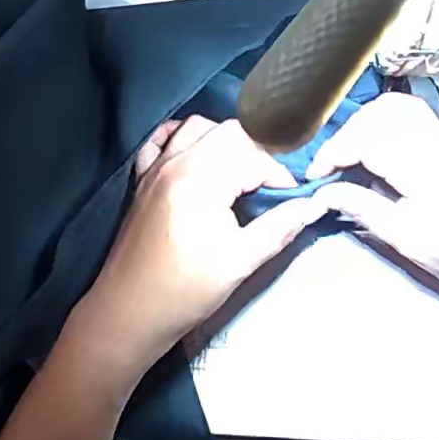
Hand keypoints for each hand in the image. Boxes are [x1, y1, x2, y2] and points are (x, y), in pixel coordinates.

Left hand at [63, 116, 324, 384]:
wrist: (128, 311)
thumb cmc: (183, 291)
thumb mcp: (238, 263)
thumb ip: (277, 229)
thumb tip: (310, 206)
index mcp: (198, 179)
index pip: (250, 155)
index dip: (278, 174)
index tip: (292, 196)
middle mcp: (174, 163)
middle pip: (226, 132)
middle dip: (255, 152)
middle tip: (270, 185)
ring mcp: (154, 168)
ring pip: (196, 127)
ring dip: (224, 140)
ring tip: (240, 172)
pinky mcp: (141, 179)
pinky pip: (161, 139)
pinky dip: (182, 136)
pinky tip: (196, 154)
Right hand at [306, 92, 438, 307]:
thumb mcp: (406, 238)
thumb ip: (361, 207)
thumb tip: (324, 193)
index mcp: (423, 165)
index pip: (365, 139)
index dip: (332, 154)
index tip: (315, 175)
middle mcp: (433, 141)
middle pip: (375, 115)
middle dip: (343, 137)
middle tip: (329, 166)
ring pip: (392, 106)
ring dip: (361, 124)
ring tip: (347, 153)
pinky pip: (406, 113)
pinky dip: (379, 121)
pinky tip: (371, 146)